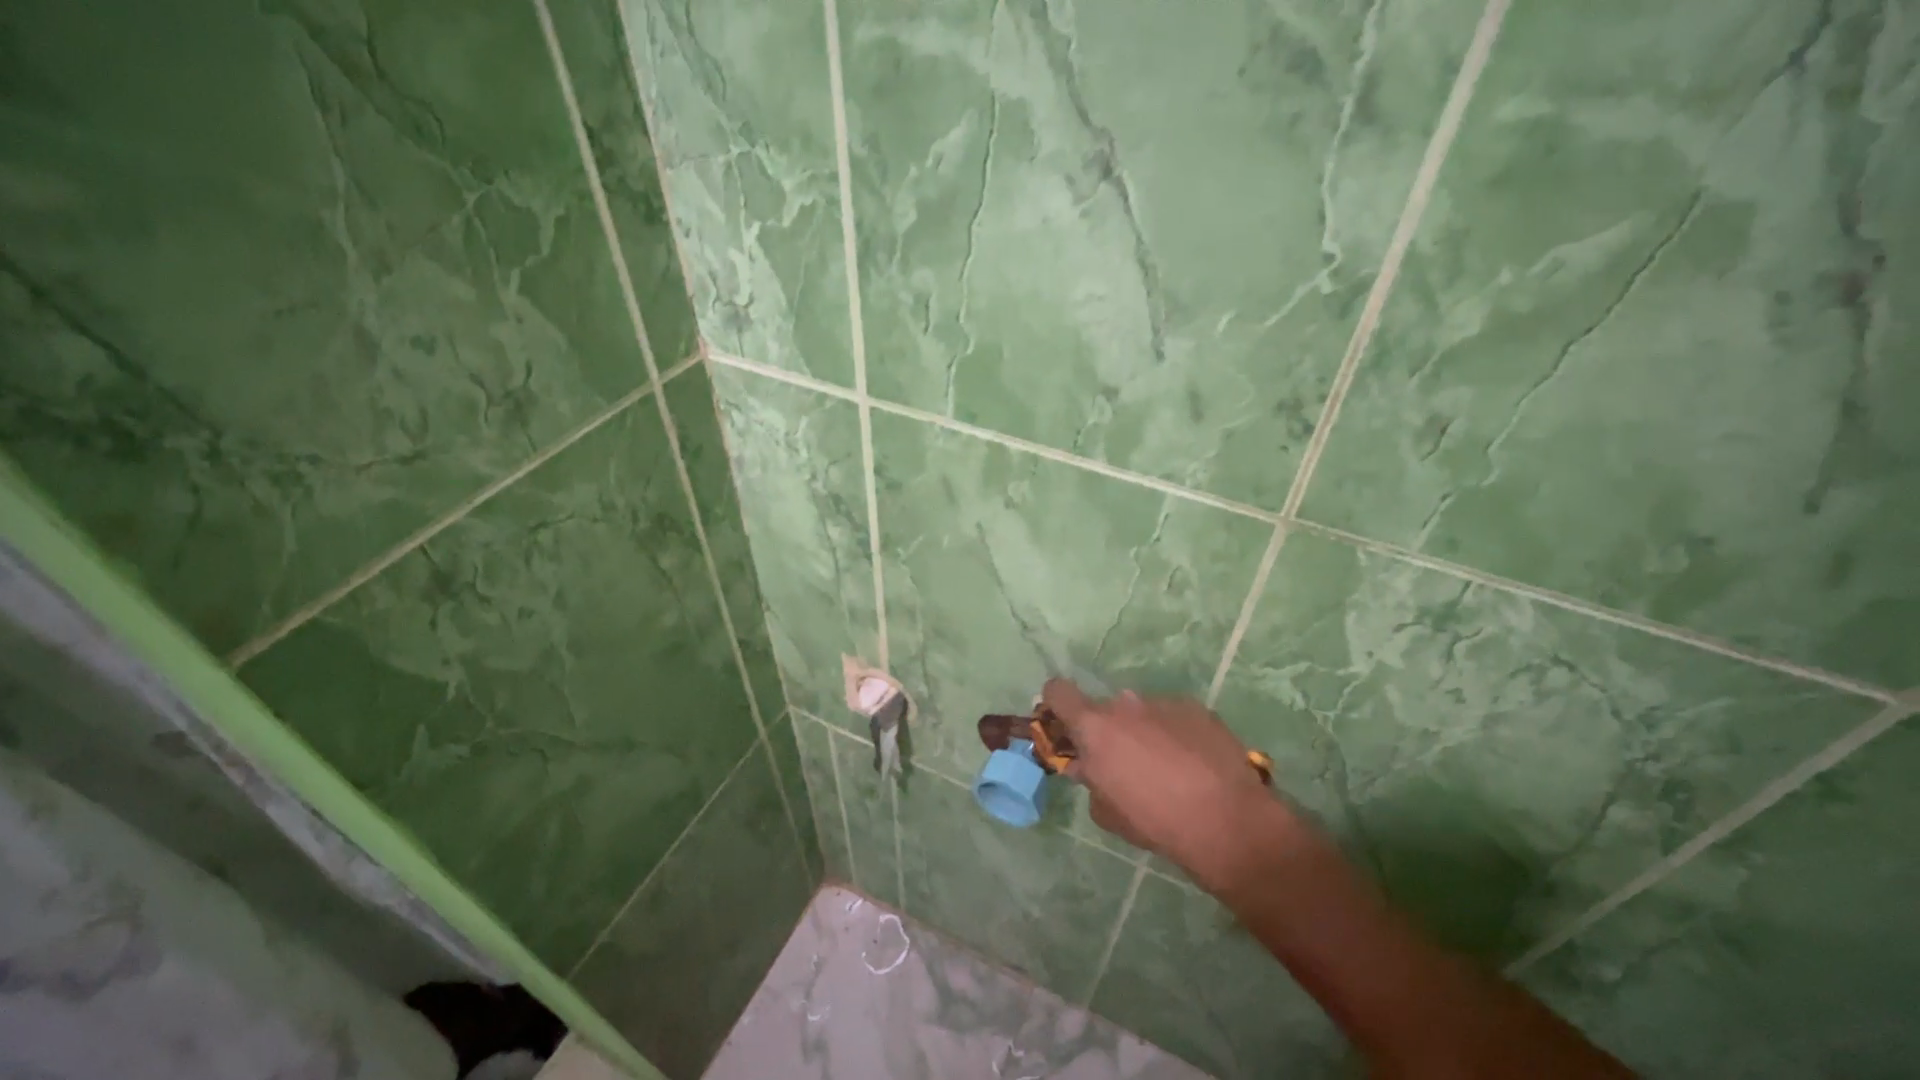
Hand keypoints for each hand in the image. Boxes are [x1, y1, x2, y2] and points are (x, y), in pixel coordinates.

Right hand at [1043, 678, 1302, 890]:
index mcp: (1094, 727)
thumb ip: (1091, 780)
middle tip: (1126, 765)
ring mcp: (1165, 703)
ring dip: (1145, 732)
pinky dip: (1176, 734)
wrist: (1226, 821)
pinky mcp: (1198, 709)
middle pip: (1106, 709)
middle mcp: (1126, 704)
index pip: (1058, 692)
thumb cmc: (1155, 821)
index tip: (1066, 728)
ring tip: (1168, 769)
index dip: (1057, 706)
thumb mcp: (1106, 812)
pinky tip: (1195, 765)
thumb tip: (1091, 767)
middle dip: (1110, 731)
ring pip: (1143, 713)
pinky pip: (1174, 717)